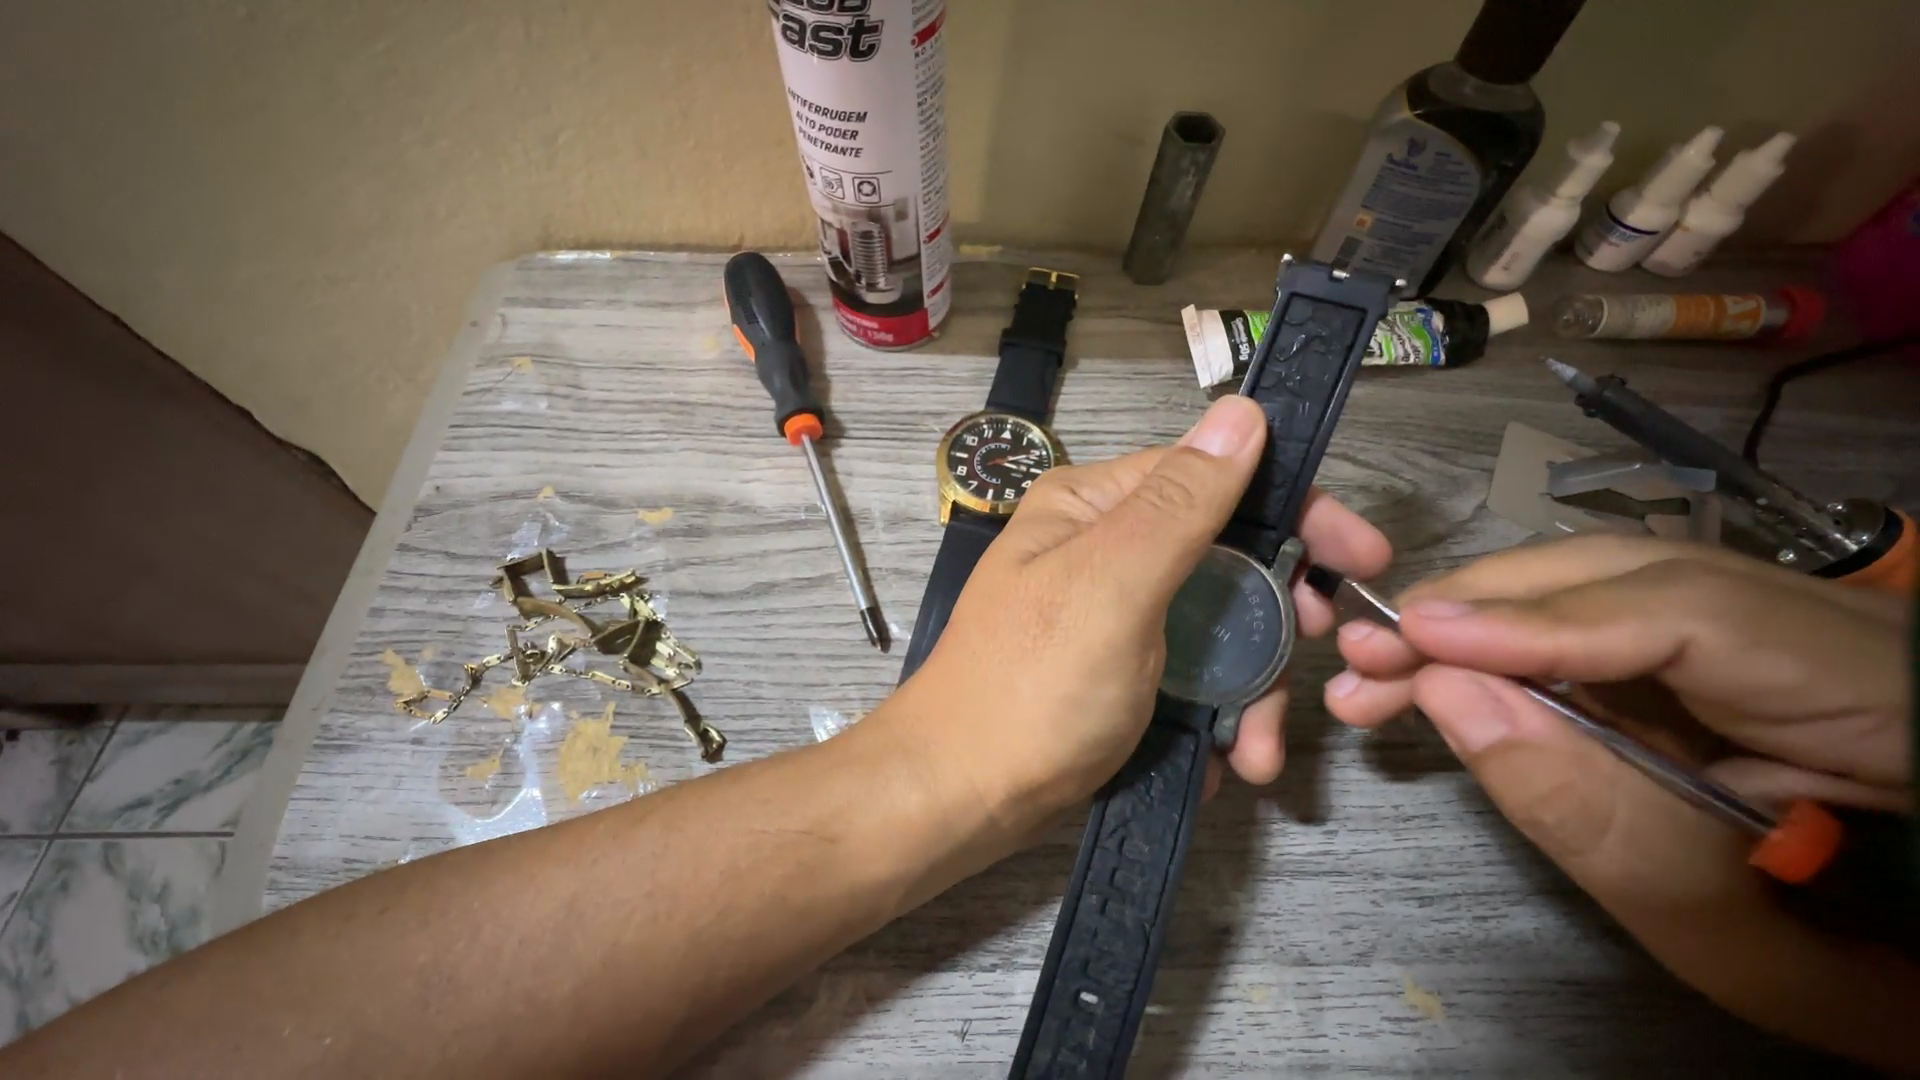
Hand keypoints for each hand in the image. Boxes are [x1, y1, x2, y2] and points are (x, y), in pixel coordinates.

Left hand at [884, 396, 1390, 836]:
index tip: (1363, 560)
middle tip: (1321, 662)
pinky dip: (1216, 716)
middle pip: (1226, 558)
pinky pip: (1191, 675)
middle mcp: (1105, 549)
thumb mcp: (1111, 585)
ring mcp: (1113, 614)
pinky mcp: (1119, 672)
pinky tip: (1218, 761)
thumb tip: (1243, 410)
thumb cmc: (1033, 685)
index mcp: (1094, 506)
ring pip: (1217, 627)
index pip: (1215, 478)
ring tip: (1257, 752)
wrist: (960, 796)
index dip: (1296, 512)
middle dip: (1279, 618)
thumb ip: (1181, 503)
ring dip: (1253, 689)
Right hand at [1324, 534, 1919, 1071]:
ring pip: (1600, 587)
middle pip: (1631, 573)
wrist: (1905, 952)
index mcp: (1897, 696)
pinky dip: (1506, 651)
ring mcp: (1783, 631)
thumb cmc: (1856, 972)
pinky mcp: (1726, 651)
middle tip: (1367, 658)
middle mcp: (1842, 635)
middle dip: (1480, 611)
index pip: (1706, 618)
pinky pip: (1595, 627)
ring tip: (1380, 674)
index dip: (1546, 621)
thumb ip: (1607, 824)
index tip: (1420, 644)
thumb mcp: (1742, 945)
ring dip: (1475, 629)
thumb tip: (1450, 699)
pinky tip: (1445, 676)